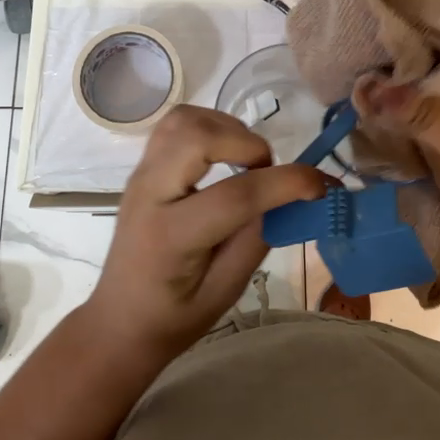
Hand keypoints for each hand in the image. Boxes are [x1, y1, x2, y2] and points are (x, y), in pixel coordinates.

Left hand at [83, 106, 329, 356]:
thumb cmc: (174, 317)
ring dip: (227, 128)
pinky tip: (225, 153)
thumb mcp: (224, 292)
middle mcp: (150, 194)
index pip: (233, 195)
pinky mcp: (143, 166)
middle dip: (247, 143)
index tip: (320, 185)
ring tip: (247, 160)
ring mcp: (141, 174)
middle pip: (197, 137)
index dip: (284, 184)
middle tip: (266, 172)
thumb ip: (256, 240)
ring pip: (184, 120)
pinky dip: (209, 126)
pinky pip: (176, 124)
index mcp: (171, 238)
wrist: (119, 320)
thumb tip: (290, 198)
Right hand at [358, 42, 439, 267]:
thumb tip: (369, 83)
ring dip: (394, 91)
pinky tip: (376, 117)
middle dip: (391, 67)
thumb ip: (419, 116)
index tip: (358, 53)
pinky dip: (403, 109)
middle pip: (429, 54)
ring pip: (424, 78)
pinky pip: (427, 100)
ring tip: (356, 98)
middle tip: (350, 81)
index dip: (399, 41)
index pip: (439, 36)